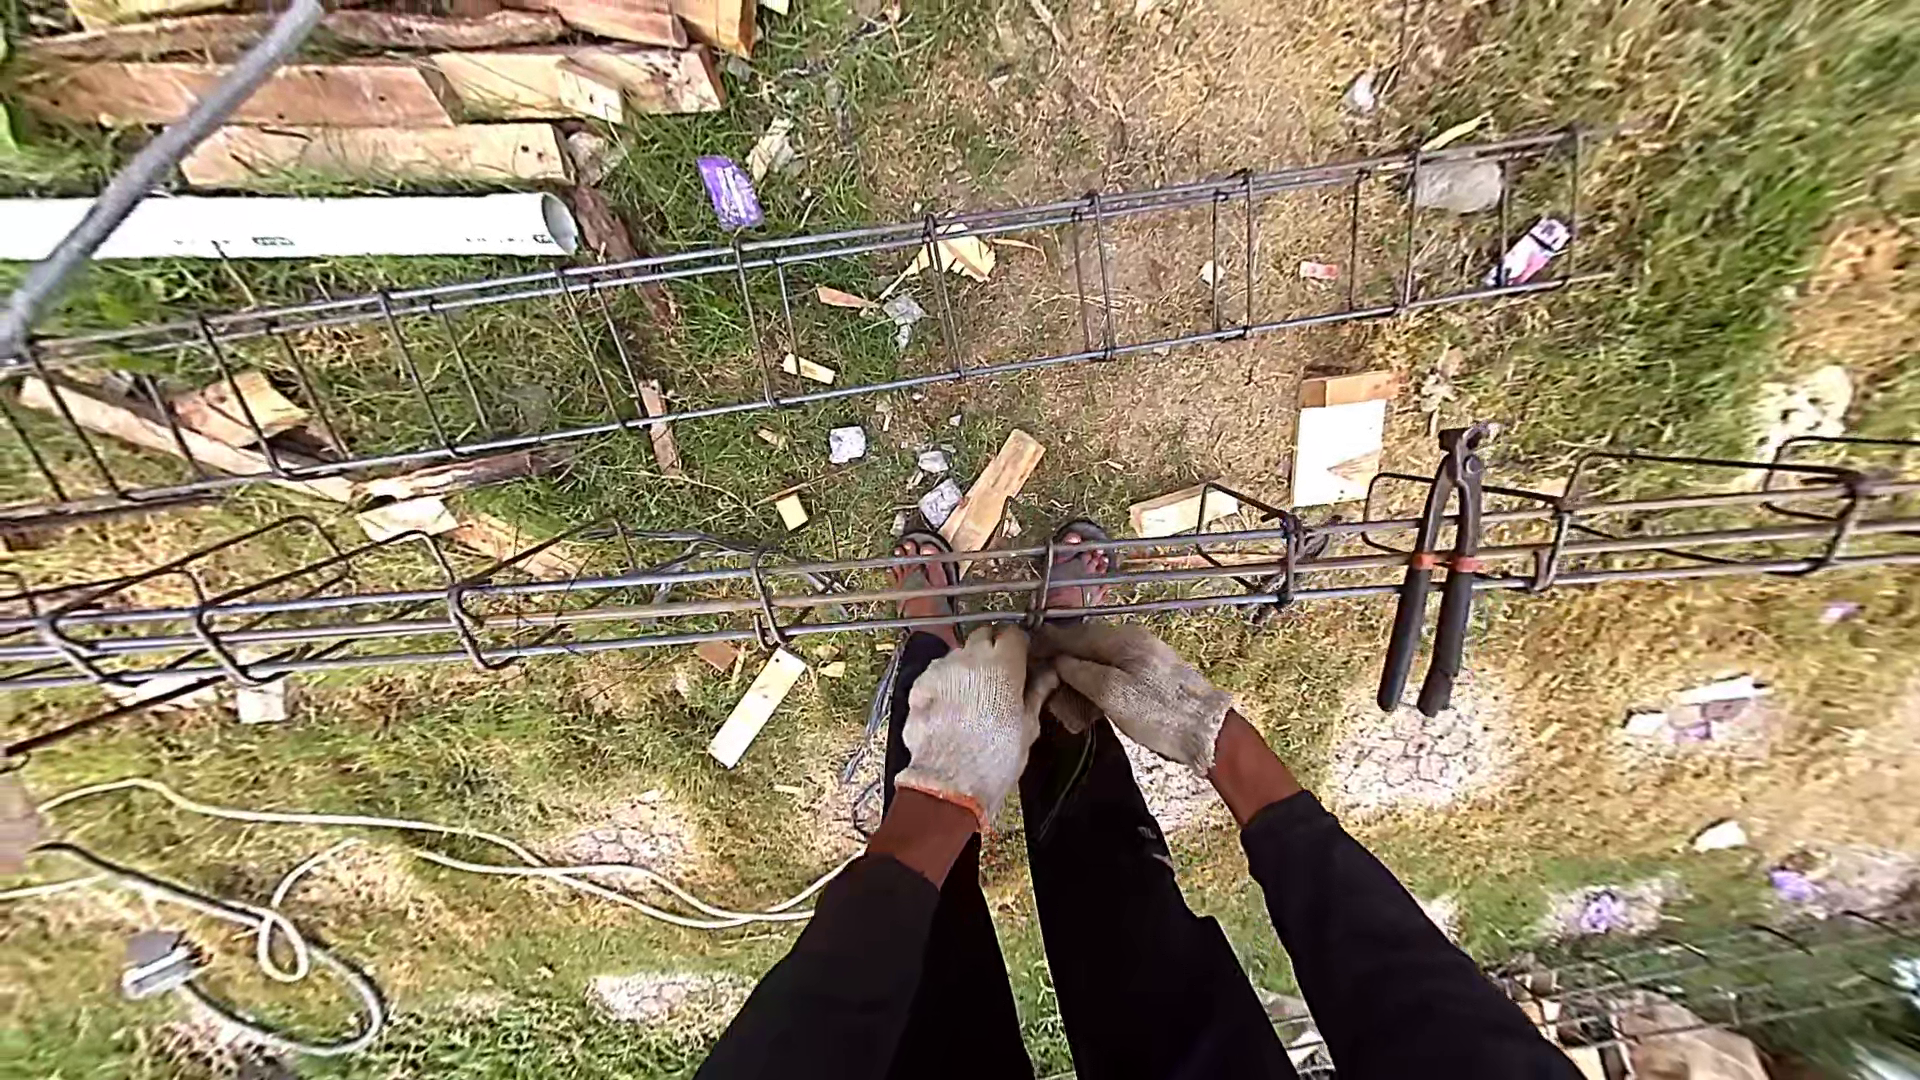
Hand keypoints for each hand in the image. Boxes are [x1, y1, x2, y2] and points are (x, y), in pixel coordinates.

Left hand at [896, 626, 1057, 829]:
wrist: (950, 782)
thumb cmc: (996, 757)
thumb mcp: (1027, 726)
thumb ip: (1036, 693)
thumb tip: (1048, 675)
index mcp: (1004, 663)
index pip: (1013, 633)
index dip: (1018, 644)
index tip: (1021, 658)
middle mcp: (971, 656)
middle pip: (984, 635)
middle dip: (991, 648)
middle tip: (998, 675)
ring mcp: (942, 667)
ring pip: (958, 653)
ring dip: (967, 665)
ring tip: (972, 696)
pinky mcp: (920, 682)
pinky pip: (937, 672)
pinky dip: (945, 682)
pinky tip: (950, 706)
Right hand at [1038, 623, 1232, 772]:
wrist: (1209, 733)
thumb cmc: (1158, 712)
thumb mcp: (1112, 693)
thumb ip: (1081, 672)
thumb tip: (1059, 661)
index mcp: (1123, 639)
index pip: (1076, 634)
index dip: (1051, 641)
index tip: (1029, 649)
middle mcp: (1132, 640)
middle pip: (1087, 643)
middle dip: (1062, 654)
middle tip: (1038, 668)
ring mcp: (1143, 656)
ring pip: (1099, 656)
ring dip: (1077, 667)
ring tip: (1056, 682)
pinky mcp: (1149, 674)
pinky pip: (1112, 668)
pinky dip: (1094, 676)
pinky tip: (1084, 690)